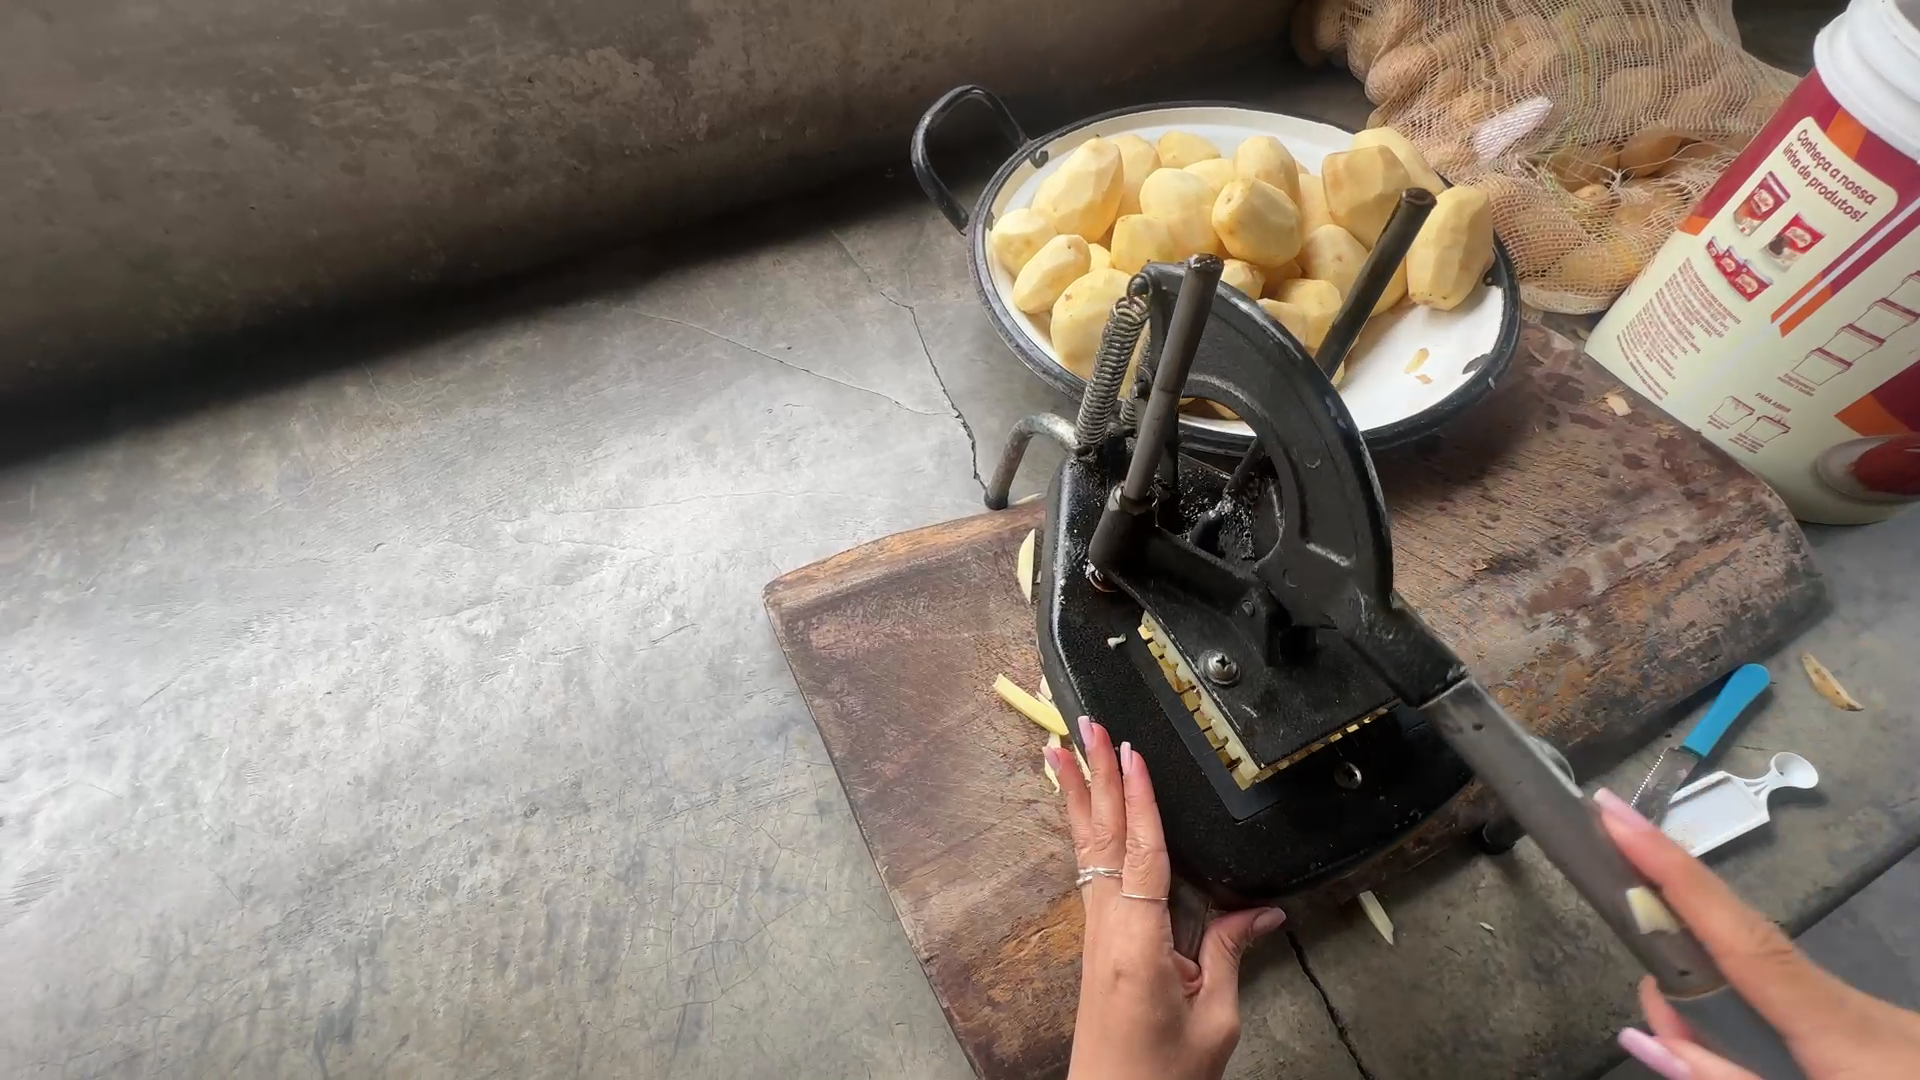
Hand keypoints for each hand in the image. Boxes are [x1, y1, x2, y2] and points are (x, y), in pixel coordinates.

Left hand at [1046, 716, 1286, 1079]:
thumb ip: (1231, 954)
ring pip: (1085, 843)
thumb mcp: (1214, 1020)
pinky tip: (1074, 804)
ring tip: (1060, 747)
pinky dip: (1079, 824)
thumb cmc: (1163, 1073)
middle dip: (1094, 774)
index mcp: (1140, 940)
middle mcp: (1107, 921)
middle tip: (1084, 726)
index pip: (1142, 853)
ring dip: (1076, 791)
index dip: (1138, 799)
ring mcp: (1095, 924)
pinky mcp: (1095, 931)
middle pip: (1101, 834)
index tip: (1131, 753)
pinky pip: (1087, 864)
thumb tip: (1263, 910)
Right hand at [1595, 788, 1919, 1078]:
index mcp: (1843, 1031)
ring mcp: (1867, 1013)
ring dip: (1711, 1014)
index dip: (1669, 867)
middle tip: (1669, 1038)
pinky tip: (1752, 1062)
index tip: (1612, 810)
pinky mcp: (1872, 1026)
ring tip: (1710, 1061)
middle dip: (1677, 981)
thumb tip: (1637, 1037)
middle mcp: (1854, 1006)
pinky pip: (1779, 1000)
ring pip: (1748, 979)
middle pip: (1726, 951)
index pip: (1737, 931)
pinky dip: (1748, 1024)